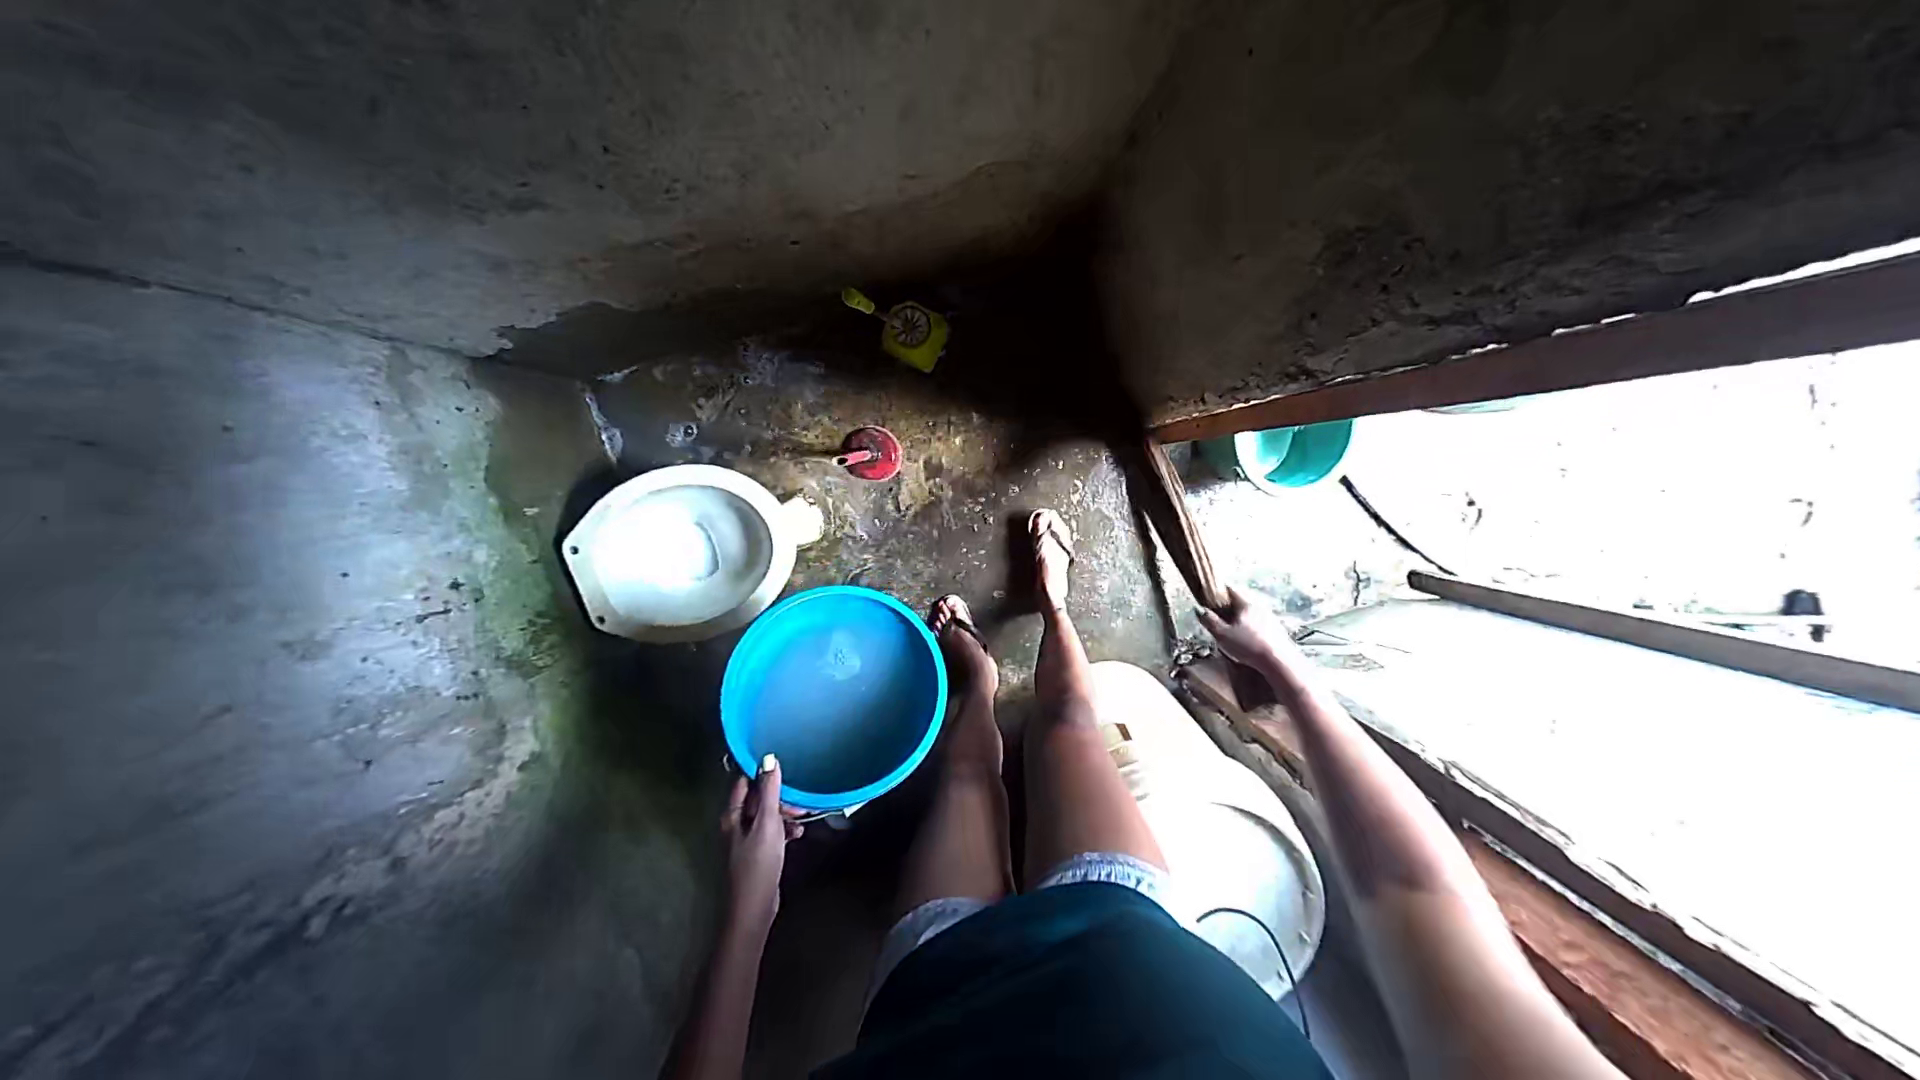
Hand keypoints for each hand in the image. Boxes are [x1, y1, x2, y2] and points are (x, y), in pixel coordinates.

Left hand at [722, 755, 804, 931]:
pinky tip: (797, 833)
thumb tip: (769, 758)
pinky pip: (772, 830)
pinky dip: (784, 828)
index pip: (745, 781)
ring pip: (767, 814)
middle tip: (800, 798)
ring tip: (803, 816)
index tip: (783, 763)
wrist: (754, 907)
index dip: (761, 771)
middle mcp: (736, 823)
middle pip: (758, 798)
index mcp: (732, 814)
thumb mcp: (767, 823)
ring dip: (785, 812)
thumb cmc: (758, 862)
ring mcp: (746, 838)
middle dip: (779, 795)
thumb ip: (769, 791)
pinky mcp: (757, 851)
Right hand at [1196, 587, 1298, 670]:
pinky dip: (1251, 627)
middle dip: (1229, 606)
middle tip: (1218, 616)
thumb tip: (1199, 609)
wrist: (1279, 662)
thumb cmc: (1249, 646)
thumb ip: (1209, 621)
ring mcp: (1270, 618)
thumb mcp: (1223, 635)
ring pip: (1251, 613)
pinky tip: (1248, 639)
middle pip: (1241, 601)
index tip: (1209, 597)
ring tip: (1232, 629)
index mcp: (1246, 604)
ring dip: (1241, 617)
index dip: (1218, 591)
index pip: (1230, 589)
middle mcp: (1260, 606)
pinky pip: (1260, 623)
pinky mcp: (1277, 630)